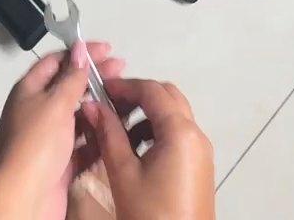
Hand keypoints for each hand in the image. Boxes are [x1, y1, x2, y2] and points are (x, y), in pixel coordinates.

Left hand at [0, 41, 124, 219]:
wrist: (23, 200)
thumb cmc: (32, 148)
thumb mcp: (55, 103)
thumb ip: (71, 77)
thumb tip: (79, 50)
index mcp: (30, 90)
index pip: (57, 61)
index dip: (81, 54)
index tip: (106, 50)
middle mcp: (38, 111)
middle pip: (70, 87)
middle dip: (95, 78)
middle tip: (119, 71)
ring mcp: (50, 138)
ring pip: (79, 116)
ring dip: (100, 108)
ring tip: (123, 100)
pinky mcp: (61, 162)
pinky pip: (83, 144)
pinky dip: (98, 136)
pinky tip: (115, 130)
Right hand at [86, 77, 215, 219]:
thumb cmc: (151, 215)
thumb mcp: (123, 173)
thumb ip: (108, 133)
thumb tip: (92, 105)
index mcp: (180, 131)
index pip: (151, 90)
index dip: (124, 86)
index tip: (100, 90)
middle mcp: (196, 134)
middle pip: (167, 97)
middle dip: (137, 96)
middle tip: (110, 107)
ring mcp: (201, 151)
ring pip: (174, 115)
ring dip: (147, 115)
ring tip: (118, 132)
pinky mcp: (200, 167)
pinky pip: (179, 135)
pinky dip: (157, 132)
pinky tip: (136, 151)